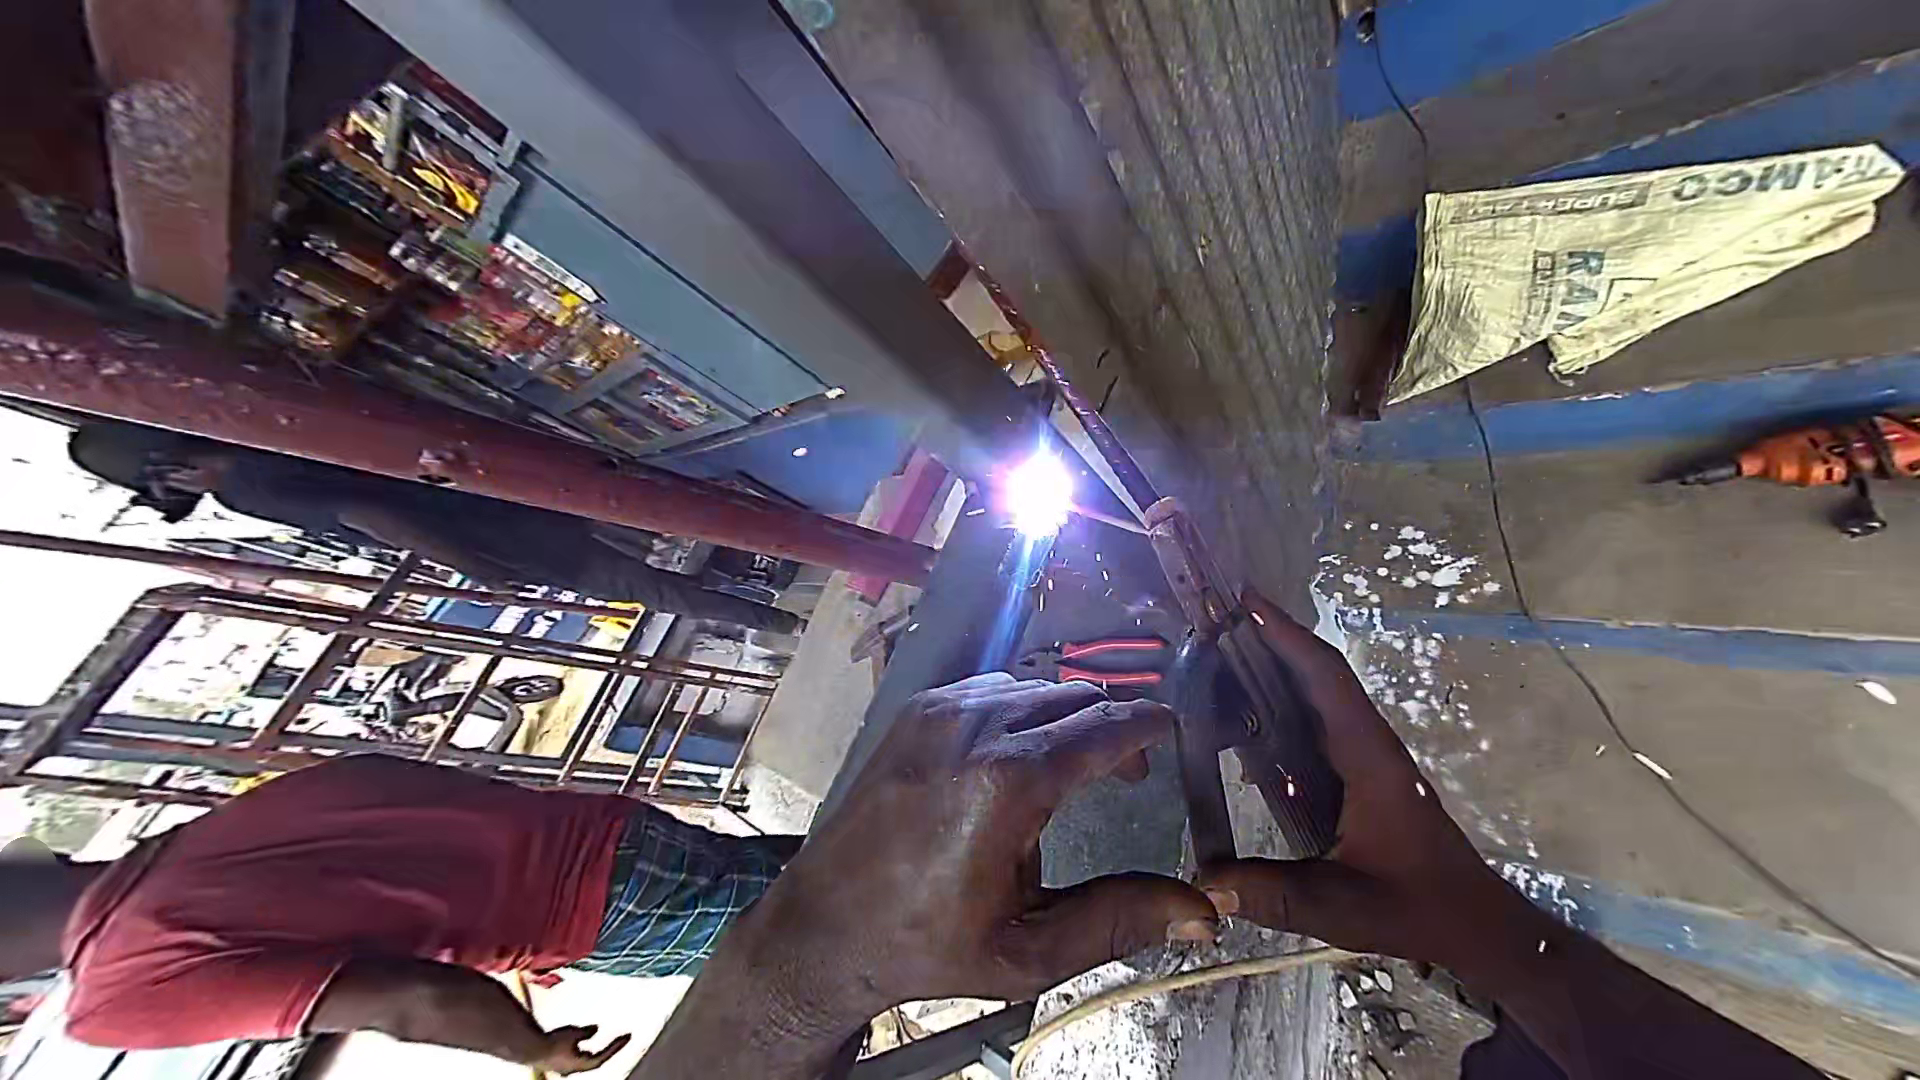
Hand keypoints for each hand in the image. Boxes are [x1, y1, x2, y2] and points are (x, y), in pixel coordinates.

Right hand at [534, 1024, 630, 1074]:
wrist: (531, 1049)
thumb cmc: (554, 1041)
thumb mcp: (574, 1034)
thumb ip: (586, 1033)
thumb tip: (596, 1029)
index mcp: (578, 1065)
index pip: (601, 1058)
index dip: (615, 1047)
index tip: (628, 1036)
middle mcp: (572, 1069)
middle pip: (595, 1061)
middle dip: (609, 1050)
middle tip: (622, 1039)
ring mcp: (564, 1067)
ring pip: (586, 1061)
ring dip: (598, 1052)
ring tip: (610, 1043)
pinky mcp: (558, 1063)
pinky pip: (577, 1057)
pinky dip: (585, 1049)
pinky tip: (587, 1039)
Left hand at [717, 674, 1216, 1039]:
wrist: (826, 921)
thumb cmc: (927, 943)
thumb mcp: (1028, 949)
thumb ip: (1119, 919)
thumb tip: (1203, 911)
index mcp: (1008, 780)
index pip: (1102, 726)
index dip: (1147, 722)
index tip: (1173, 728)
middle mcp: (975, 726)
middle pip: (1073, 698)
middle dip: (1112, 724)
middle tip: (1126, 771)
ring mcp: (941, 709)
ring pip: (1034, 687)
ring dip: (1068, 714)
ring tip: (1075, 762)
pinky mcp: (918, 708)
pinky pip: (993, 688)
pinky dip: (1025, 706)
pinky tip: (1023, 745)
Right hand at [1197, 590, 1538, 970]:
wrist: (1479, 925)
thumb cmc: (1422, 907)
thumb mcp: (1349, 907)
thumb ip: (1276, 894)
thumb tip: (1202, 882)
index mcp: (1368, 756)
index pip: (1326, 678)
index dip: (1287, 636)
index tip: (1247, 603)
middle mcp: (1365, 741)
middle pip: (1317, 671)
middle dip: (1271, 635)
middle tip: (1218, 614)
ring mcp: (1361, 752)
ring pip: (1315, 690)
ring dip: (1274, 661)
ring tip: (1221, 646)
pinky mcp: (1354, 767)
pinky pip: (1311, 716)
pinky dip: (1278, 695)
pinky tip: (1241, 707)